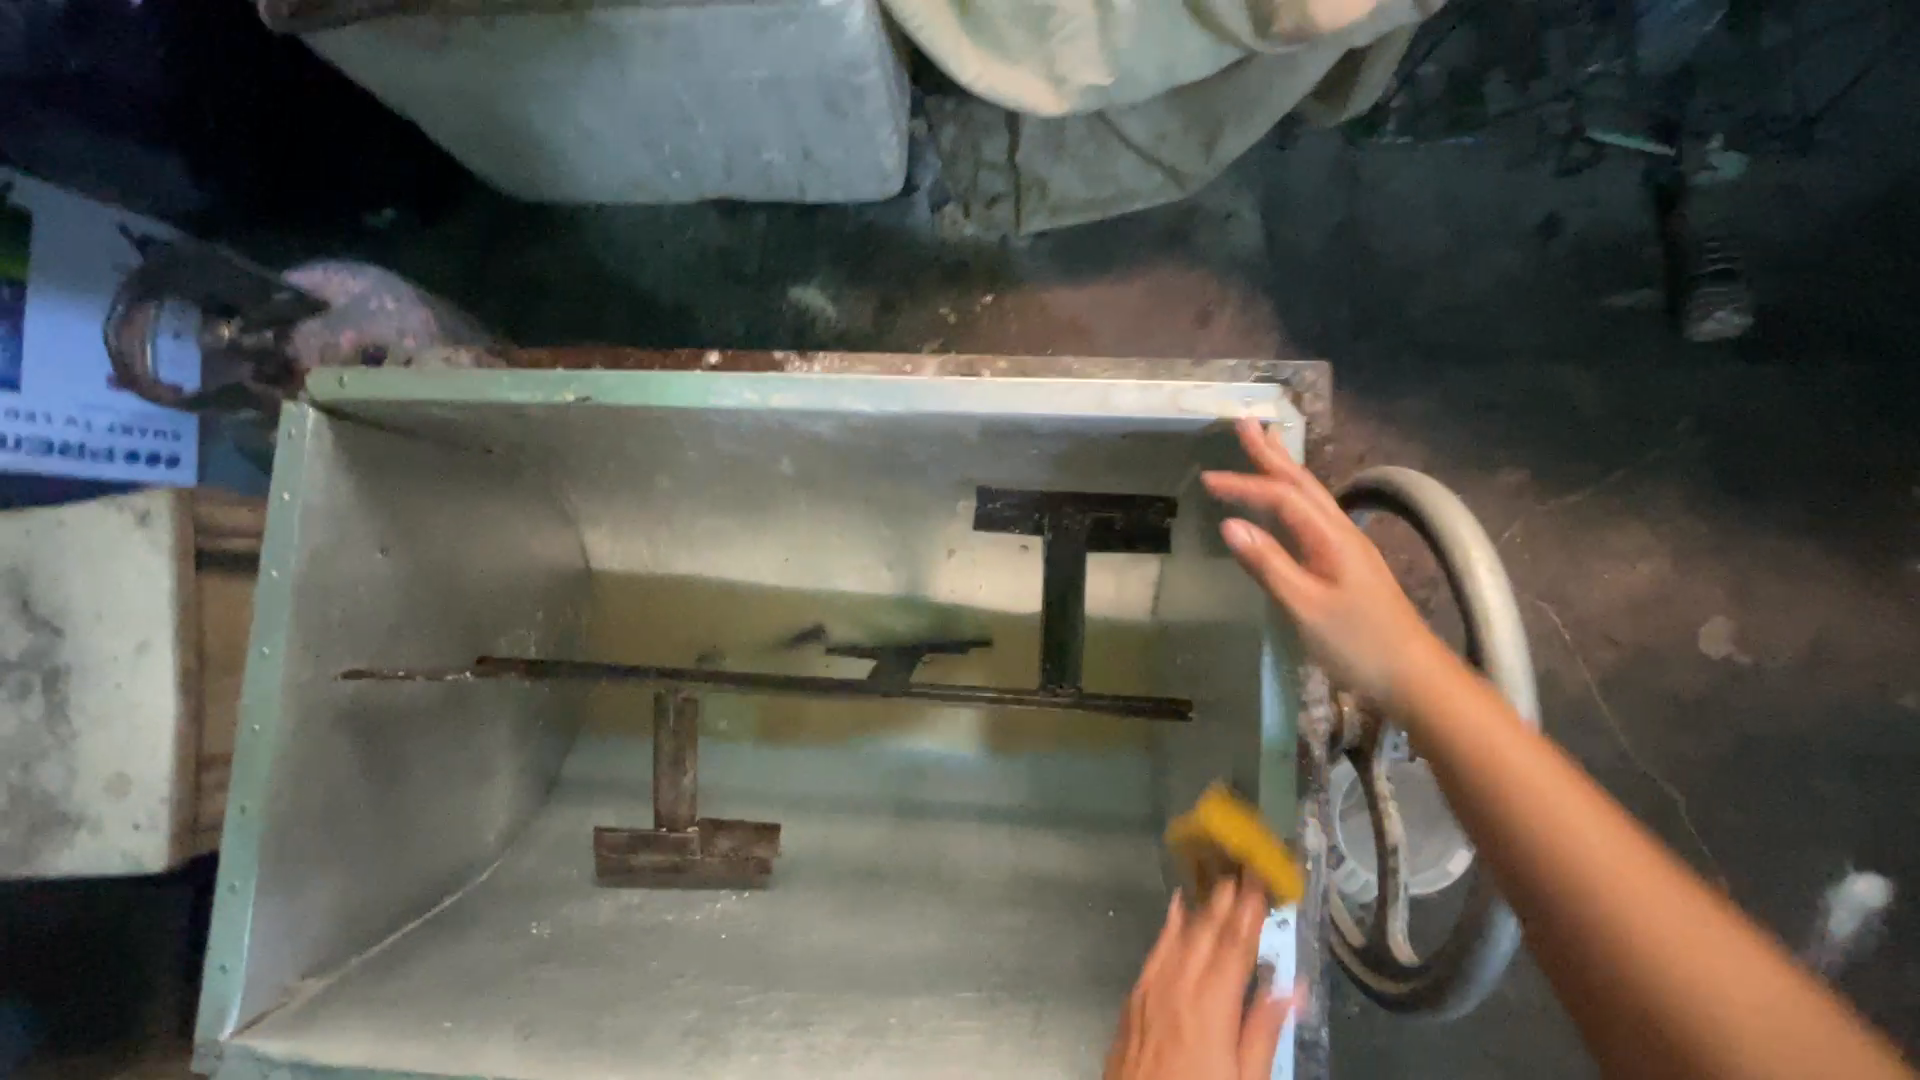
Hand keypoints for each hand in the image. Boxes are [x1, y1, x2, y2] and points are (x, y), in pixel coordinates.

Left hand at [1106, 880, 1292, 1079]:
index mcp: (1211, 1006)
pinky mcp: (1134, 998)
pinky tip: (1176, 909)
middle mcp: (1178, 986)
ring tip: (1218, 877)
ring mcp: (1151, 989)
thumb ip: (1262, 1032)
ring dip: (1201, 906)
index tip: (1261, 880)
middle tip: (1242, 865)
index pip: (1235, 948)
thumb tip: (1292, 989)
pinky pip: (1156, 950)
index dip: (1249, 912)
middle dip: (1227, 899)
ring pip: (1180, 936)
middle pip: (1206, 934)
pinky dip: (1169, 926)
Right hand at [1202, 418, 1447, 710]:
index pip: (1281, 499)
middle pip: (1302, 484)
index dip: (1244, 485)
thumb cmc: (1356, 642)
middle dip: (1271, 454)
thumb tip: (1229, 524)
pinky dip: (1293, 497)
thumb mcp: (1304, 606)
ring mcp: (1347, 547)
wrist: (1412, 675)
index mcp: (1331, 538)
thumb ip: (1268, 564)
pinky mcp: (1347, 564)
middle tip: (1244, 424)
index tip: (1206, 480)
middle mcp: (1341, 532)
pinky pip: (1314, 516)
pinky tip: (1285, 503)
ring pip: (1311, 497)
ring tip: (1264, 446)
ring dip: (1284, 470)